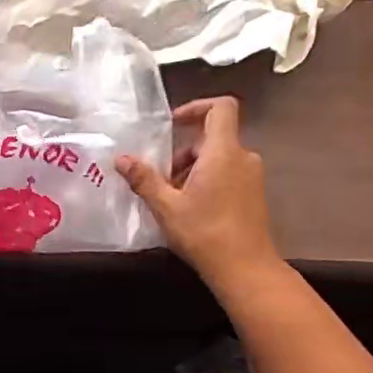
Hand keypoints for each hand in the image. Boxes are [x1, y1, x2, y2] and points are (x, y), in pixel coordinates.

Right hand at [115, 96, 281, 289]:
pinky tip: (186, 209)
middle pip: (210, 140)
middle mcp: (243, 157)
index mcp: (223, 153)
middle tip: (157, 180)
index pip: (221, 109)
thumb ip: (143, 179)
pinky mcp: (251, 193)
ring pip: (215, 159)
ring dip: (189, 171)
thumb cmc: (203, 232)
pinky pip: (225, 174)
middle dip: (180, 154)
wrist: (243, 265)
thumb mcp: (165, 206)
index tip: (172, 123)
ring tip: (168, 200)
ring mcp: (250, 175)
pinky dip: (203, 182)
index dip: (196, 107)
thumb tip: (122, 159)